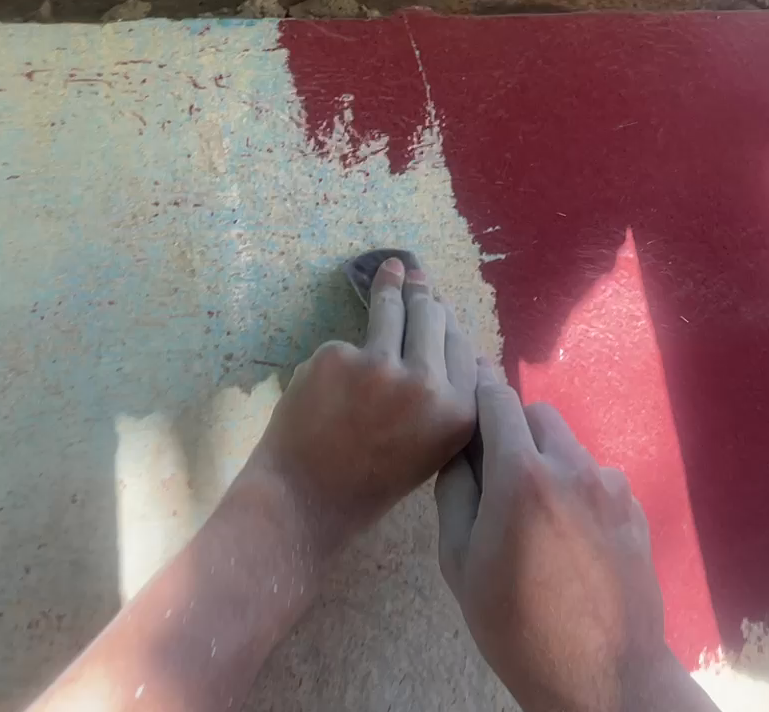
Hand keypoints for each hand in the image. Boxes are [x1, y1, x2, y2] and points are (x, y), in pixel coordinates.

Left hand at [236, 258, 478, 558]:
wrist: (305, 501)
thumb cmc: (371, 482)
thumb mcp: (430, 447)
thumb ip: (444, 398)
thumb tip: (448, 342)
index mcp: (458, 413)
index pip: (462, 346)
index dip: (450, 322)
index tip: (442, 303)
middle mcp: (427, 384)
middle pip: (431, 318)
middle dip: (424, 293)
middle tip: (417, 276)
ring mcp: (380, 366)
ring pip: (392, 311)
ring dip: (391, 284)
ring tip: (392, 267)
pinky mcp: (338, 356)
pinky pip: (347, 343)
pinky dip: (342, 356)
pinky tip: (331, 376)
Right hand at [434, 364, 713, 711]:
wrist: (605, 680)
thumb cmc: (516, 625)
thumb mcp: (459, 562)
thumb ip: (455, 490)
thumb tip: (461, 449)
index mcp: (521, 474)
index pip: (497, 398)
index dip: (480, 386)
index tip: (470, 382)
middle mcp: (570, 465)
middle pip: (536, 413)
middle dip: (513, 427)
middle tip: (498, 469)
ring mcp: (609, 485)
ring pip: (568, 443)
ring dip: (546, 456)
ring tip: (538, 511)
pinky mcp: (633, 507)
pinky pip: (595, 474)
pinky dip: (577, 485)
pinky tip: (572, 534)